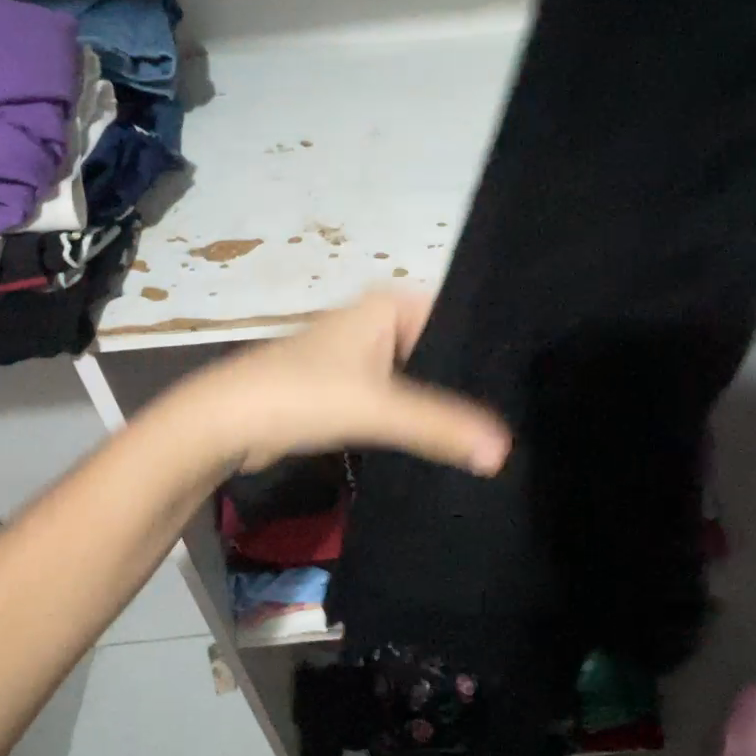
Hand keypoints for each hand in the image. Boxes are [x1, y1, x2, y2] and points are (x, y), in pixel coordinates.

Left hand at [156, 292, 511, 476]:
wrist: (224, 424)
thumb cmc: (299, 396)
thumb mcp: (377, 409)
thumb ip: (441, 427)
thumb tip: (504, 451)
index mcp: (388, 303)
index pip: (461, 316)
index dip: (491, 349)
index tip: (531, 382)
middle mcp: (379, 320)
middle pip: (443, 351)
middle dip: (471, 382)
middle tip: (522, 415)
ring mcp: (364, 355)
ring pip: (421, 378)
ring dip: (445, 404)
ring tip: (497, 431)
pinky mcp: (351, 389)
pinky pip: (400, 399)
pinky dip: (418, 418)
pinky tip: (450, 442)